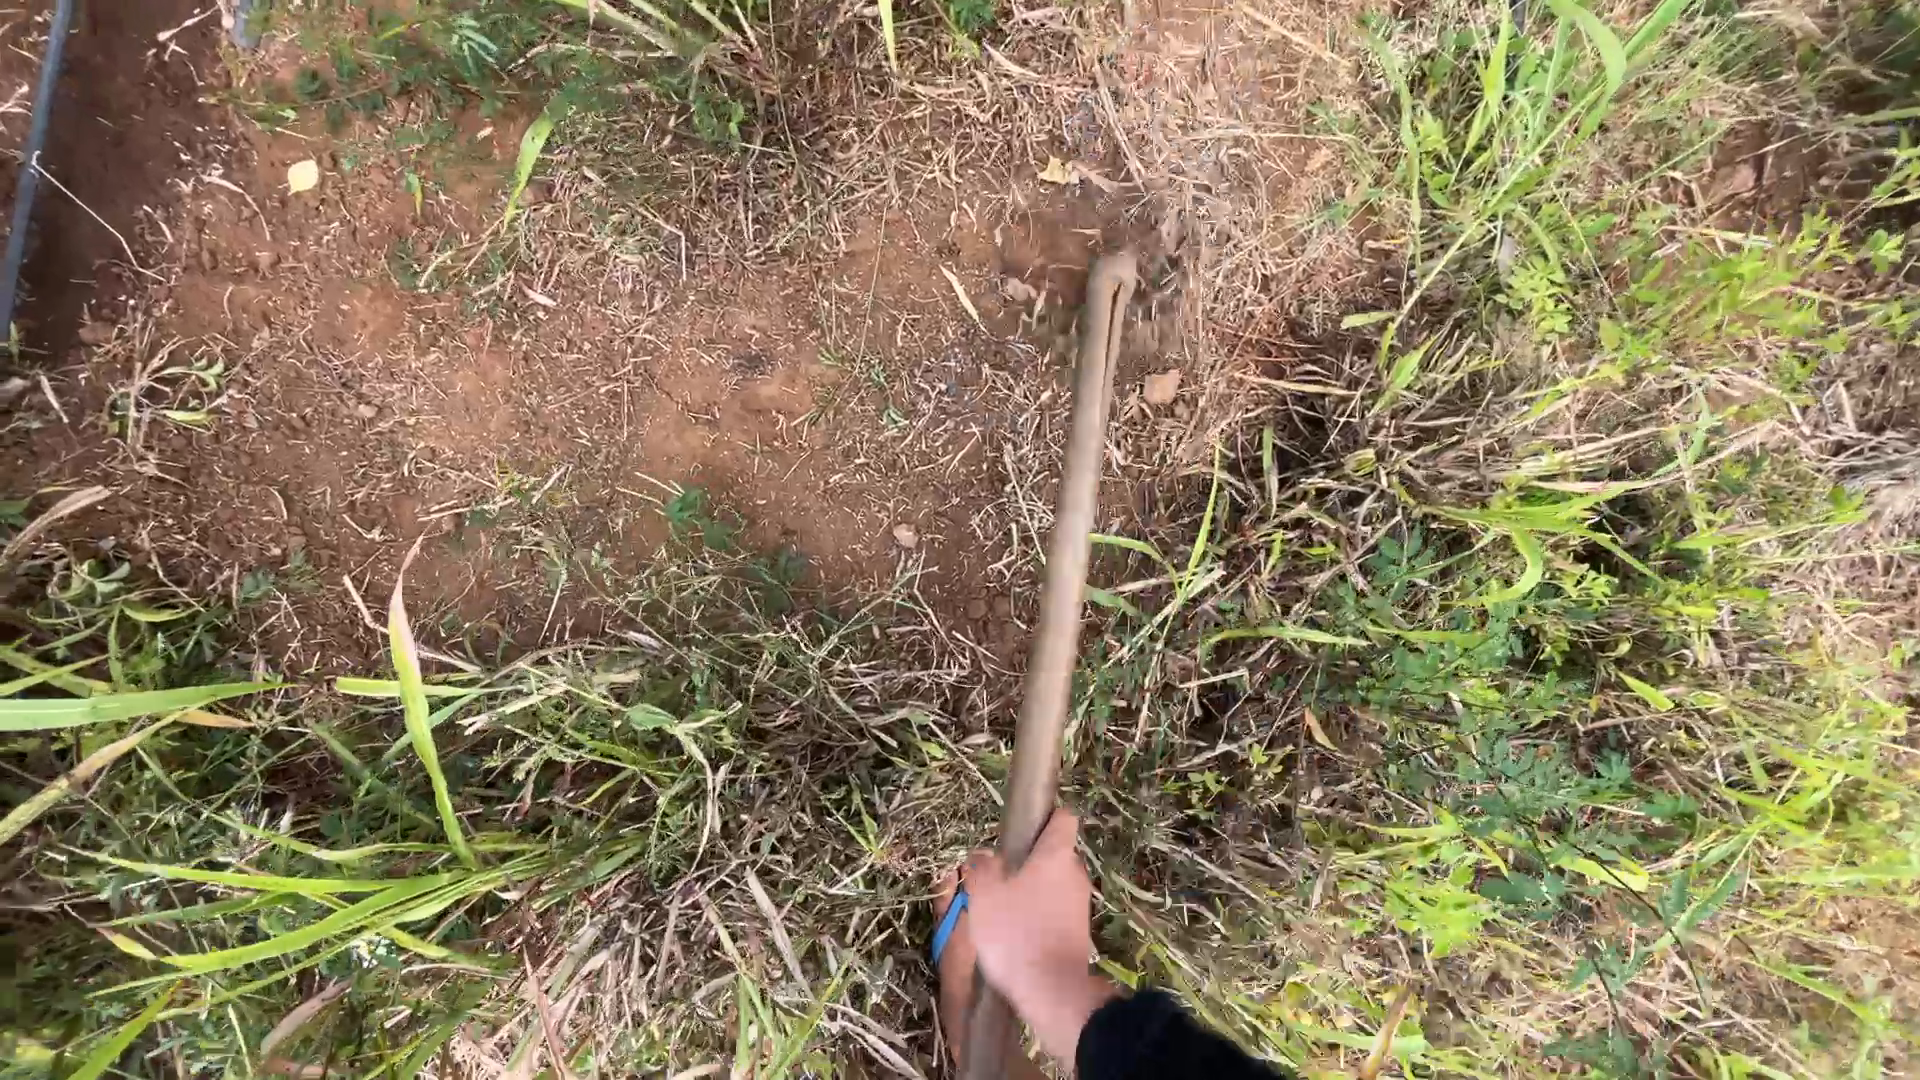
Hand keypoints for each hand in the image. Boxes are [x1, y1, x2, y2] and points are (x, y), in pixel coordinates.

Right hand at [964, 811, 1119, 1060]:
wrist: (1051, 993)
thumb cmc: (1016, 933)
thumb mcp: (984, 895)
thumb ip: (983, 868)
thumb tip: (983, 856)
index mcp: (1056, 854)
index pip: (1063, 818)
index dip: (1045, 816)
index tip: (1023, 828)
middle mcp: (1075, 873)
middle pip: (1055, 853)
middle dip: (1031, 860)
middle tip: (1002, 875)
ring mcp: (1081, 904)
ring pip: (1055, 884)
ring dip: (1034, 890)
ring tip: (1005, 908)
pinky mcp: (1080, 932)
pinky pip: (1058, 910)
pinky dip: (1041, 914)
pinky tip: (1019, 932)